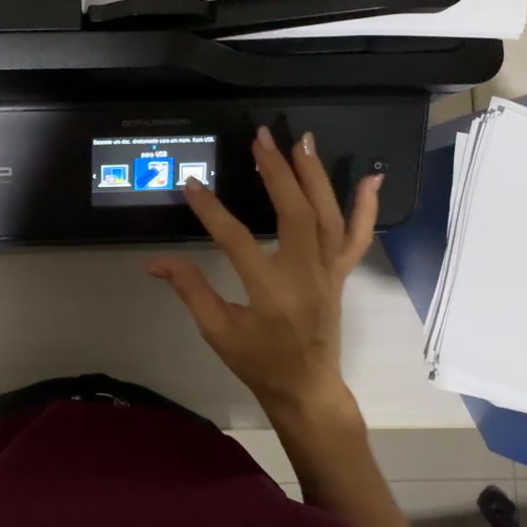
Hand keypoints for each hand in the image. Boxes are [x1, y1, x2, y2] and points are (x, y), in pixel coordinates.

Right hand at [148, 127, 381, 417]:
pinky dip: (366, 206)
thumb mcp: (218, 332)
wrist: (306, 388)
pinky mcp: (341, 273)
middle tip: (261, 138)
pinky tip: (371, 176)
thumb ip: (191, 291)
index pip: (237, 240)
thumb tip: (155, 262)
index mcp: (271, 292)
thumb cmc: (259, 363)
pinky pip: (357, 237)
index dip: (212, 211)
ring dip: (315, 175)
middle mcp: (306, 275)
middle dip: (278, 173)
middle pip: (296, 214)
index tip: (192, 184)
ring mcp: (329, 272)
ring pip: (328, 216)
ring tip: (301, 140)